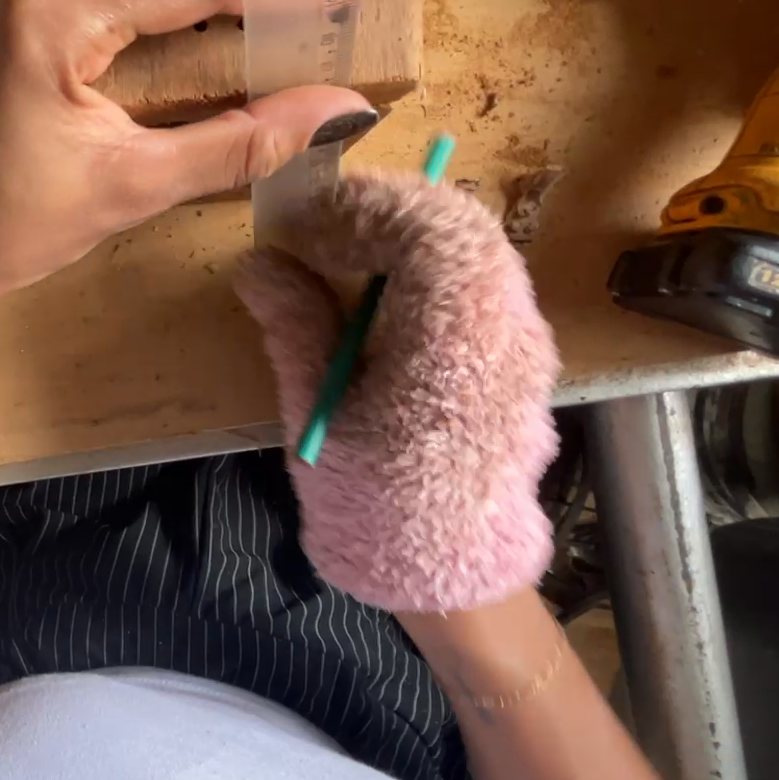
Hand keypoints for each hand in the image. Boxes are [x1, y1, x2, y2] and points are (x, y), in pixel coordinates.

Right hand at [232, 172, 560, 611]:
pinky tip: (382, 289)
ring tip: (345, 252)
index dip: (368, 208)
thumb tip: (257, 264)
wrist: (446, 571)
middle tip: (322, 229)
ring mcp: (521, 342)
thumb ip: (295, 328)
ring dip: (408, 234)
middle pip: (461, 228)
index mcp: (453, 349)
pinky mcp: (515, 355)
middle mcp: (505, 333)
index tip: (309, 219)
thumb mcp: (319, 415)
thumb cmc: (373, 502)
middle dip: (387, 213)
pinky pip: (477, 281)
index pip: (433, 232)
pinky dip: (427, 265)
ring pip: (474, 249)